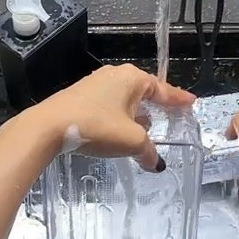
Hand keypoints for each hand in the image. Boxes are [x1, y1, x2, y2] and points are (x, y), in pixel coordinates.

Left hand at [17, 64, 195, 170]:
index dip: (178, 98)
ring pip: (125, 98)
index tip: (191, 102)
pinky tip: (118, 132)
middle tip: (170, 116)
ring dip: (136, 114)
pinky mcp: (80, 96)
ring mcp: (95, 84)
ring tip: (145, 130)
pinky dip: (119, 117)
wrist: (48, 127)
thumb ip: (148, 151)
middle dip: (156, 105)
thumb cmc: (95, 127)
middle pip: (143, 91)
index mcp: (132, 79)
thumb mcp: (130, 141)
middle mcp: (115, 75)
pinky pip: (109, 105)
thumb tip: (156, 163)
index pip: (162, 89)